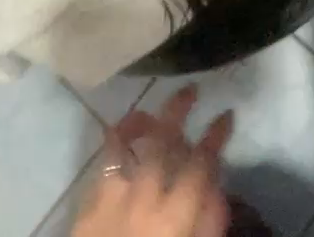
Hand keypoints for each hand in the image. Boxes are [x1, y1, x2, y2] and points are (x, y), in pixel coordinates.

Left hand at [71, 86, 234, 236]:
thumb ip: (208, 225)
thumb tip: (215, 189)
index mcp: (174, 220)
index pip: (200, 165)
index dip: (215, 137)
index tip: (226, 115)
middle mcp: (143, 201)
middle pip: (162, 143)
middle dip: (177, 111)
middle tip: (191, 90)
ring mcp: (111, 200)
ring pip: (126, 145)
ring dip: (142, 121)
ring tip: (154, 109)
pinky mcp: (87, 208)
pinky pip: (103, 163)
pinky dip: (115, 144)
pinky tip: (122, 135)